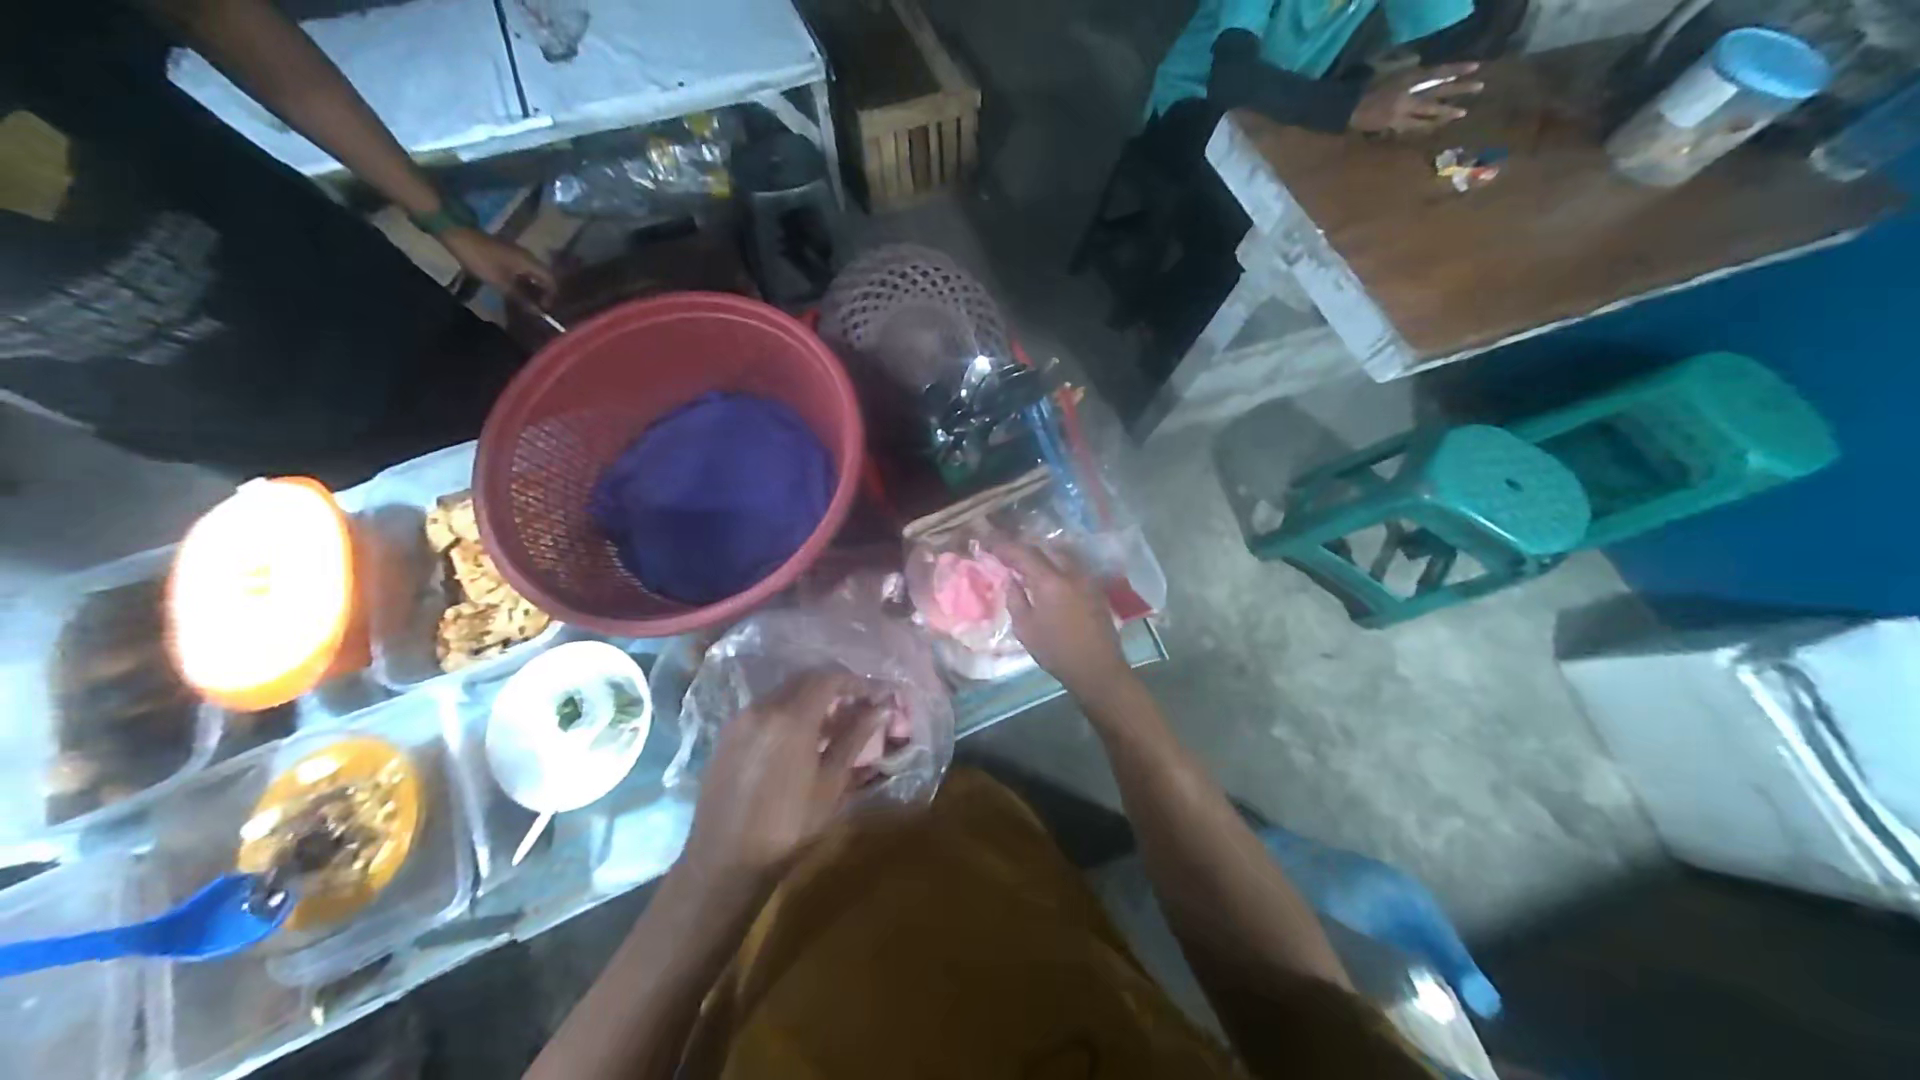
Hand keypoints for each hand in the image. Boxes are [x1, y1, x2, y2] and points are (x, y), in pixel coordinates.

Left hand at [437, 226, 557, 305]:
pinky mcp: (505, 254)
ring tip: (525, 302)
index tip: (543, 309)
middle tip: (535, 308)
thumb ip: (521, 298)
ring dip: (531, 289)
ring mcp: (516, 254)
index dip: (551, 296)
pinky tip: (514, 291)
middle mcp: (527, 257)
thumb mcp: (502, 282)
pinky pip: (520, 271)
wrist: (456, 235)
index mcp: (530, 262)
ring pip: (531, 275)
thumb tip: (537, 312)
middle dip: (542, 294)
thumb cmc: (481, 259)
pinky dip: (521, 282)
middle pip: (542, 278)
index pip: (551, 281)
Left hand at [681, 669, 885, 886]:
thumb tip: (881, 709)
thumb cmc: (788, 826)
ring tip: (834, 726)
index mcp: (790, 717)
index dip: (857, 682)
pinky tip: (802, 740)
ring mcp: (740, 720)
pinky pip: (765, 710)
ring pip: (784, 693)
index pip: (829, 678)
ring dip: (812, 700)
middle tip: (859, 707)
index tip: (877, 695)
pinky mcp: (727, 735)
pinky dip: (789, 713)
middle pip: (805, 680)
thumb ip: (855, 738)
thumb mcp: (831, 783)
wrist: (724, 862)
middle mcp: (762, 707)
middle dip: (835, 687)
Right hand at [995, 540, 1129, 699]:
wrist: (1097, 668)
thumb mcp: (1025, 628)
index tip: (992, 547)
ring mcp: (1087, 578)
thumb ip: (1015, 599)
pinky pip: (1073, 567)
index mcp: (1050, 581)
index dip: (1006, 548)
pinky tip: (1049, 579)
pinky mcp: (1096, 588)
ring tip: (1028, 566)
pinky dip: (1057, 566)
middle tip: (1009, 556)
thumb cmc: (1055, 651)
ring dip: (1043, 556)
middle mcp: (1070, 572)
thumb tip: (1010, 579)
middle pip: (1045, 549)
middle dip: (1025, 549)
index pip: (1024, 553)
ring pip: (1062, 555)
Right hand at [1349, 63, 1482, 134]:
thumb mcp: (1385, 70)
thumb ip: (1404, 69)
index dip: (1456, 71)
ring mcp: (1401, 114)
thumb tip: (1418, 65)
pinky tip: (1434, 128)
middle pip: (1438, 93)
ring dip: (1445, 113)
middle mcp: (1408, 98)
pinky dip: (1424, 128)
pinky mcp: (1392, 127)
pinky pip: (1412, 128)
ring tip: (1461, 113)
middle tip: (1478, 88)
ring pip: (1428, 114)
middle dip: (1458, 91)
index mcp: (1407, 81)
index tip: (1475, 68)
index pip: (1437, 74)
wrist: (1346, 109)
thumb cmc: (1364, 88)